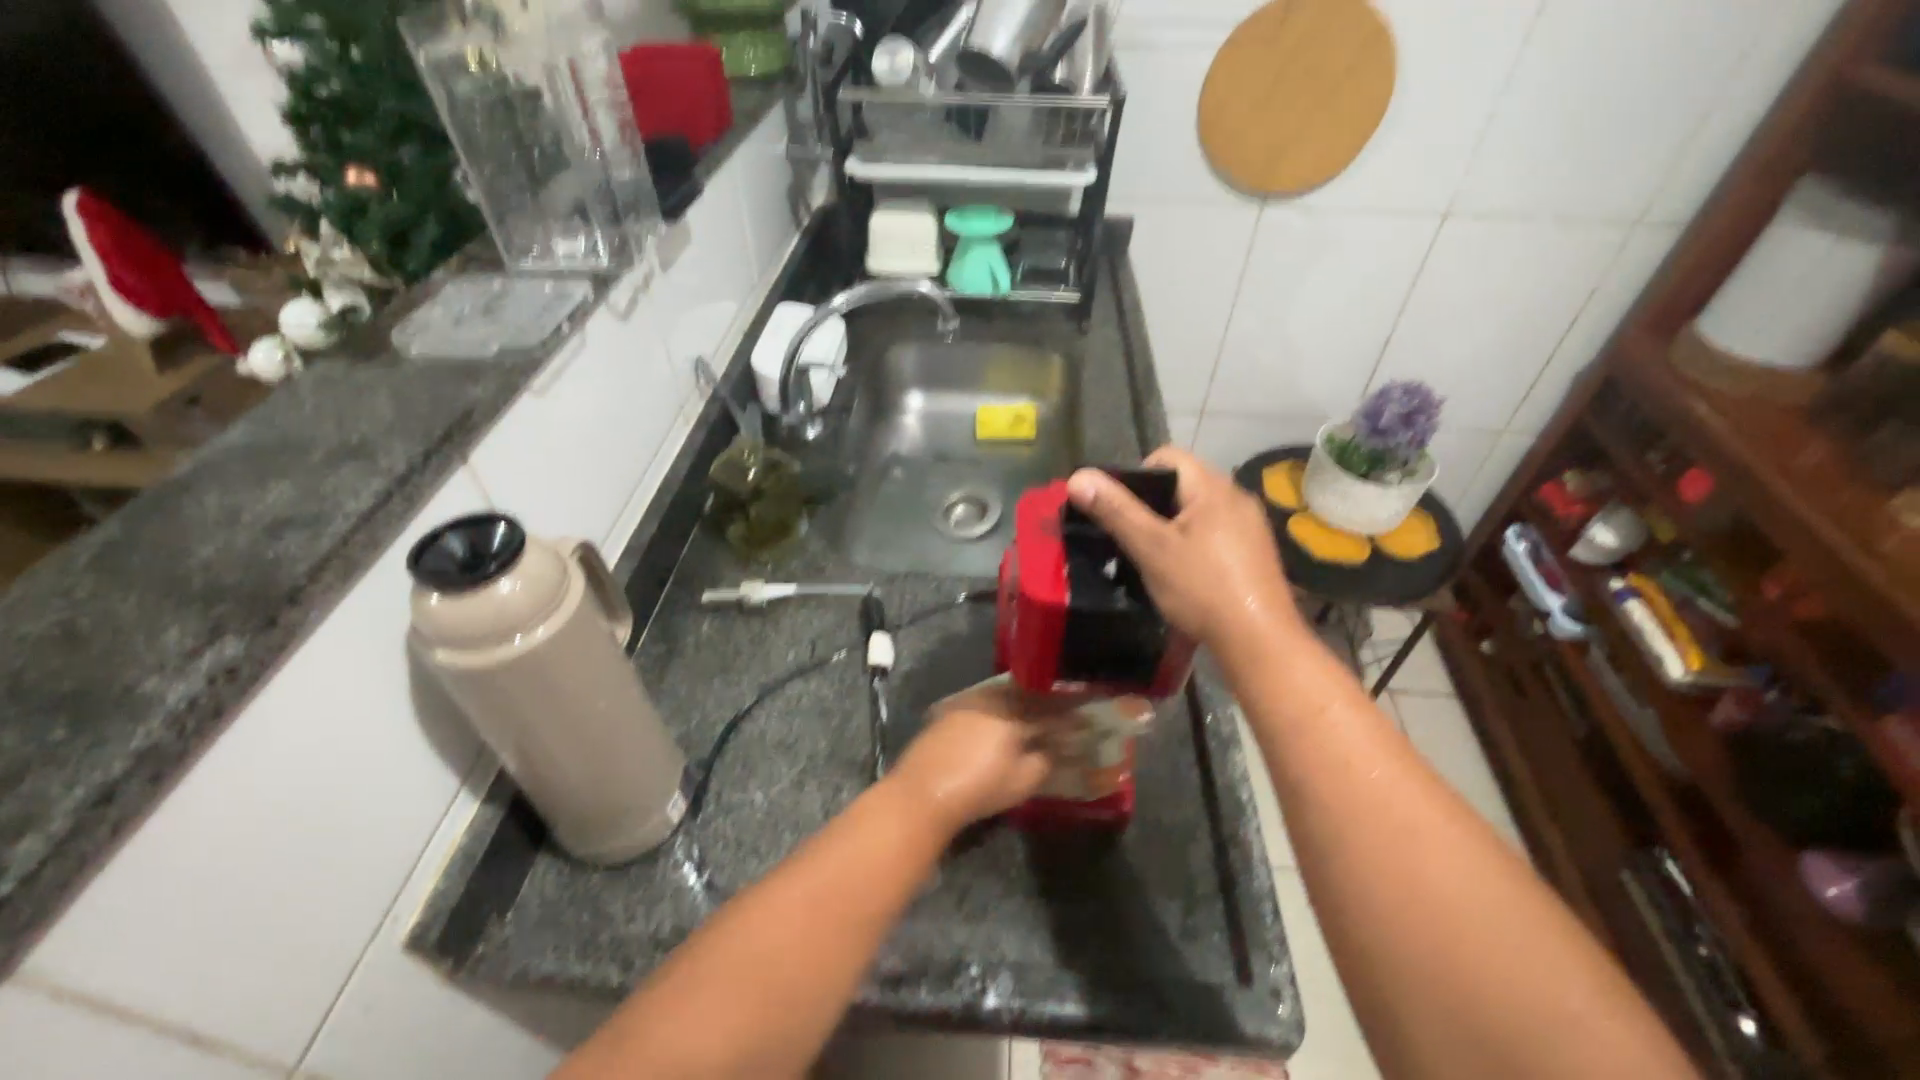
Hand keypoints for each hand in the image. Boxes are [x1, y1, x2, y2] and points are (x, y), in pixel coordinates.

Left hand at [890, 680, 1059, 833]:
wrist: (921, 793)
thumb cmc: (978, 789)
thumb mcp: (1022, 782)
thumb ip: (1044, 760)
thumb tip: (1055, 748)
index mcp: (1014, 715)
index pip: (1050, 712)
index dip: (1069, 717)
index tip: (1084, 719)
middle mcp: (991, 701)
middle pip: (1026, 697)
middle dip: (1046, 704)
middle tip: (1061, 711)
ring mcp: (966, 704)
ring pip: (1003, 696)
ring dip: (1021, 701)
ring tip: (1034, 712)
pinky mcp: (948, 713)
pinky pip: (983, 702)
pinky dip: (998, 707)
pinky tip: (1000, 719)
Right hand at [1066, 446, 1300, 648]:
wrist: (1260, 641)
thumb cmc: (1202, 589)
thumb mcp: (1150, 549)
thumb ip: (1115, 511)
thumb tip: (1077, 476)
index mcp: (1213, 486)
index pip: (1167, 456)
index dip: (1135, 475)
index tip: (1119, 510)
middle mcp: (1237, 496)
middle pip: (1184, 483)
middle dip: (1153, 504)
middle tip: (1131, 537)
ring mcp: (1251, 525)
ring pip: (1200, 511)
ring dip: (1174, 527)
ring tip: (1153, 557)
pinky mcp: (1257, 552)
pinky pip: (1217, 533)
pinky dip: (1195, 544)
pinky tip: (1186, 574)